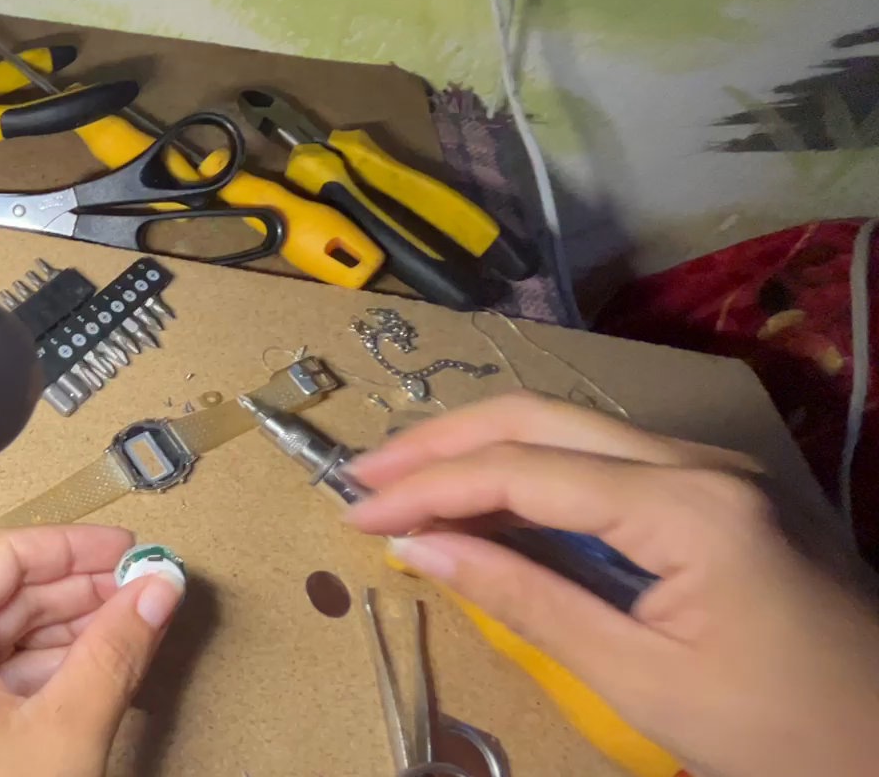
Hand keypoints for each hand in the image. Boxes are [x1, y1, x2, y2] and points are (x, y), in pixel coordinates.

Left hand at [0, 525, 183, 776]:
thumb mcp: (64, 732)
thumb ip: (115, 648)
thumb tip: (157, 590)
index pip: (7, 554)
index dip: (76, 547)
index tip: (131, 547)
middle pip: (4, 588)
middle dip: (79, 588)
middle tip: (144, 584)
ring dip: (66, 626)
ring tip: (131, 618)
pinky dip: (41, 663)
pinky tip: (94, 658)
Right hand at [345, 392, 878, 776]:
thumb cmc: (803, 743)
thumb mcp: (647, 684)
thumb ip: (521, 600)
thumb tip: (412, 546)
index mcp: (688, 506)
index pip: (516, 471)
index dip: (424, 488)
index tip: (358, 516)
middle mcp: (694, 463)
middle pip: (528, 418)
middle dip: (433, 443)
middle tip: (363, 475)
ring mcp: (704, 470)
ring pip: (552, 426)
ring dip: (466, 448)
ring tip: (400, 482)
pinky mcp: (704, 490)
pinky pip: (583, 457)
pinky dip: (512, 472)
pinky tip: (473, 502)